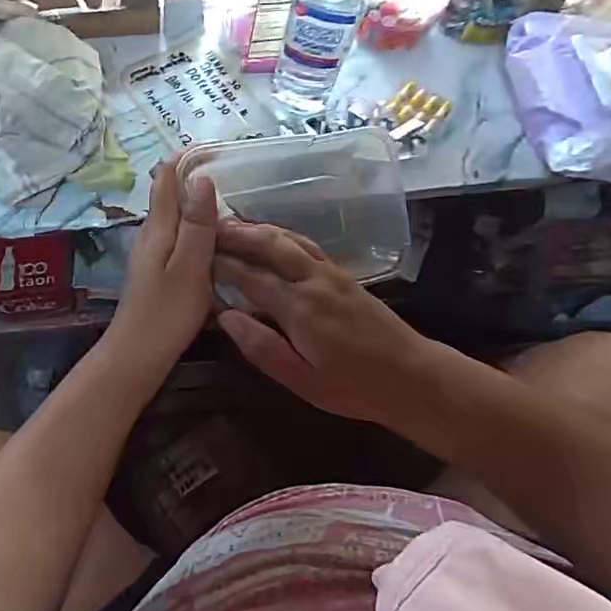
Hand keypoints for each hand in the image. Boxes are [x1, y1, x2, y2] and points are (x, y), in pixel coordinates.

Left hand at [104, 160, 216, 363]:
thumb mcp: (190, 266)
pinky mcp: (156, 270)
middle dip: (193, 178)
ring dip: (195, 204)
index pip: (165, 180)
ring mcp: (151, 253)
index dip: (184, 159)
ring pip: (174, 217)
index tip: (211, 147)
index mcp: (158, 229)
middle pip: (168, 195)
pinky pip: (178, 237)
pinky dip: (195, 228)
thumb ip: (197, 225)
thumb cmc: (167, 311)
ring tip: (228, 199)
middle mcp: (151, 235)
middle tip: (229, 169)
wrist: (137, 353)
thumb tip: (201, 179)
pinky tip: (213, 238)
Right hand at [214, 220, 428, 424]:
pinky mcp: (343, 275)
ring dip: (258, 228)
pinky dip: (281, 234)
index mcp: (299, 307)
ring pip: (289, 239)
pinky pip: (306, 244)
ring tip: (230, 224)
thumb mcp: (301, 380)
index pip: (250, 276)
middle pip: (270, 244)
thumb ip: (261, 347)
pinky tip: (271, 237)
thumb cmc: (353, 386)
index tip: (196, 257)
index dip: (221, 264)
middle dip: (237, 233)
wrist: (413, 377)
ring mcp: (331, 274)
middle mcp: (314, 280)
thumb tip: (226, 316)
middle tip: (207, 226)